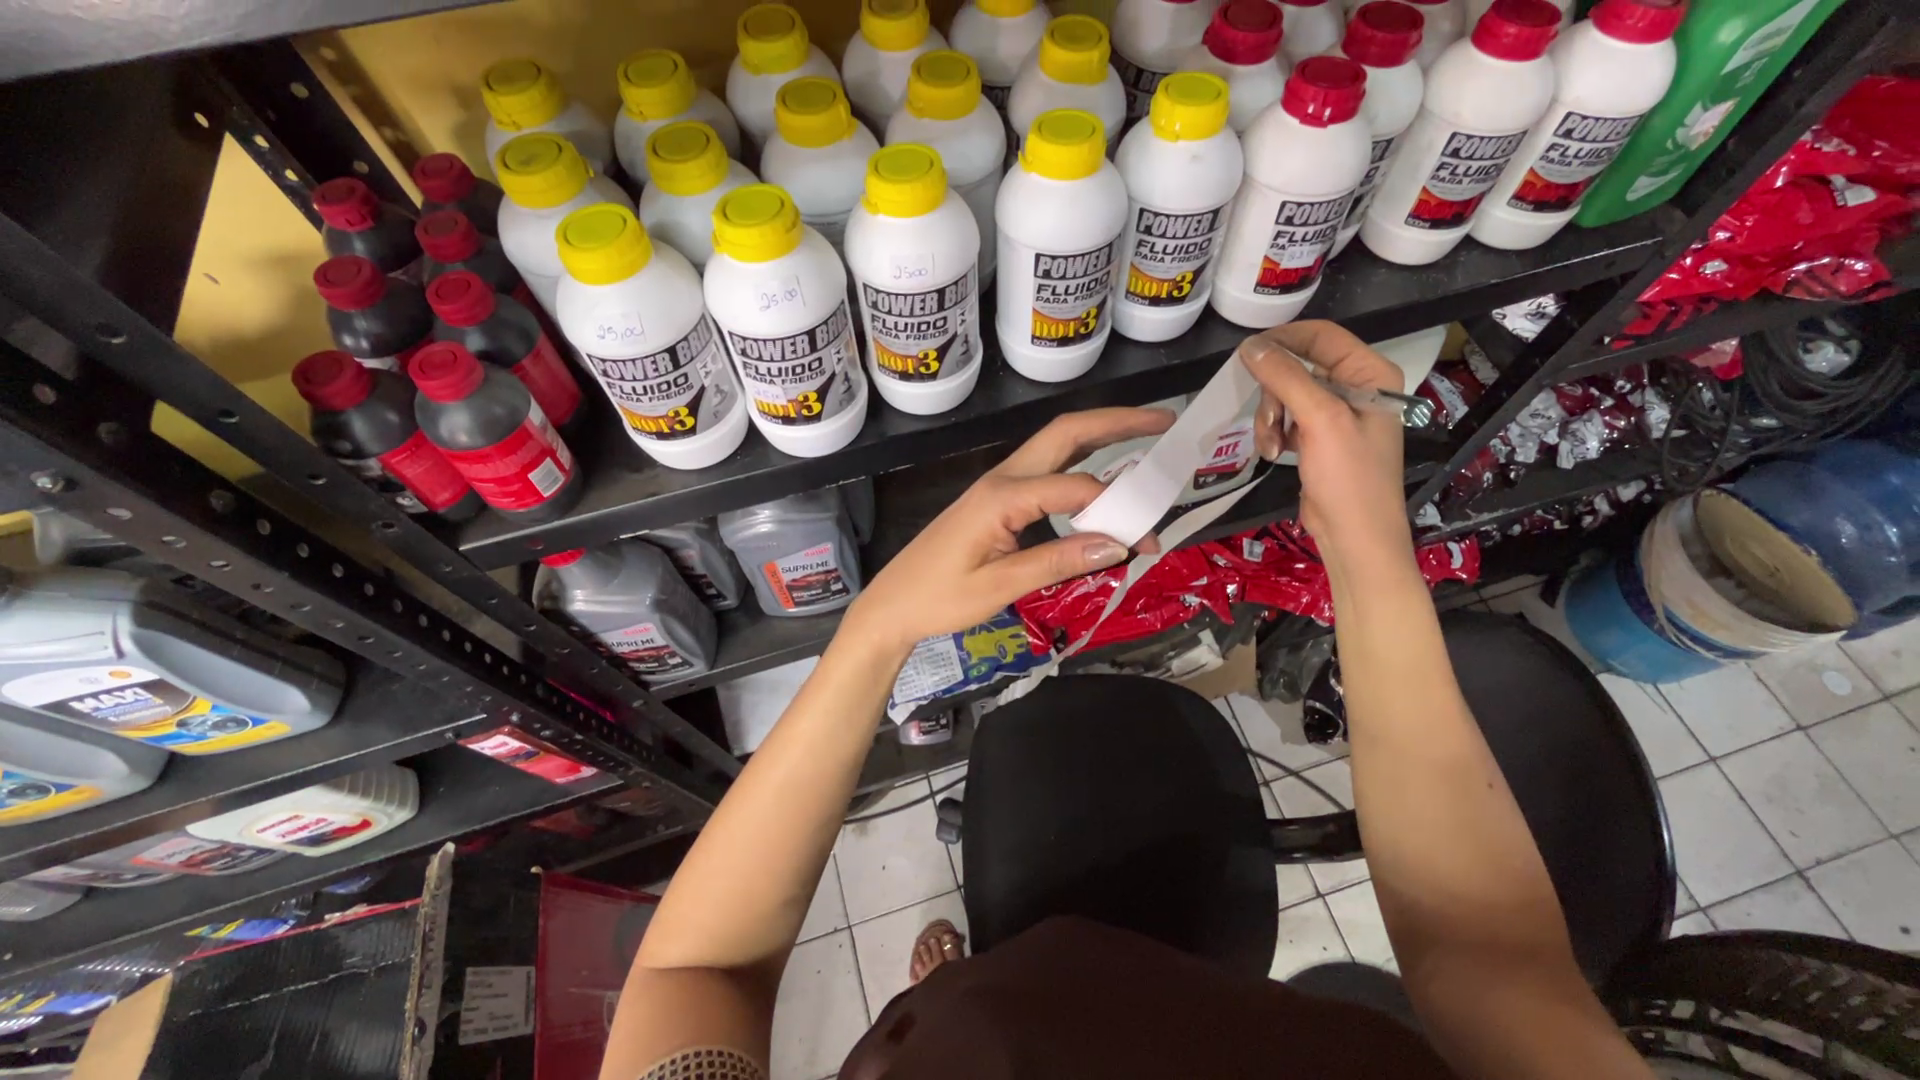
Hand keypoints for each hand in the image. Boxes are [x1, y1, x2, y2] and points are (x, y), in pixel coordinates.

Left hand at [843, 407, 1175, 653]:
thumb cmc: (939, 598)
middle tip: (1165, 422)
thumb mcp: (999, 587)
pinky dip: (1080, 464)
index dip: (1119, 512)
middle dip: (1117, 422)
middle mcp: (1002, 478)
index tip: (1149, 540)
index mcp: (1002, 497)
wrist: (892, 604)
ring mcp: (997, 485)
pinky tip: (1101, 477)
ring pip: (1055, 445)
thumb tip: (1118, 544)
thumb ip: (1058, 562)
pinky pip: (1046, 470)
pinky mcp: (996, 499)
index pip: (1077, 489)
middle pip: (1066, 433)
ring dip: (1100, 435)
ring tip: (1145, 437)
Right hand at [1242, 320, 1413, 571]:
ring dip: (1270, 417)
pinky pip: (1287, 419)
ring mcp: (1337, 414)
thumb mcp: (1320, 421)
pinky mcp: (1320, 437)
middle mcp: (1357, 387)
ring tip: (1271, 445)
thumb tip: (1250, 346)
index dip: (1283, 340)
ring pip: (1286, 394)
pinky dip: (1275, 432)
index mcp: (1371, 373)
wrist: (1355, 536)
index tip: (1246, 355)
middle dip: (1274, 393)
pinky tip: (1274, 453)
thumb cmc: (1349, 477)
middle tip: (1267, 420)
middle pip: (1298, 366)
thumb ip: (1286, 378)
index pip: (1321, 336)